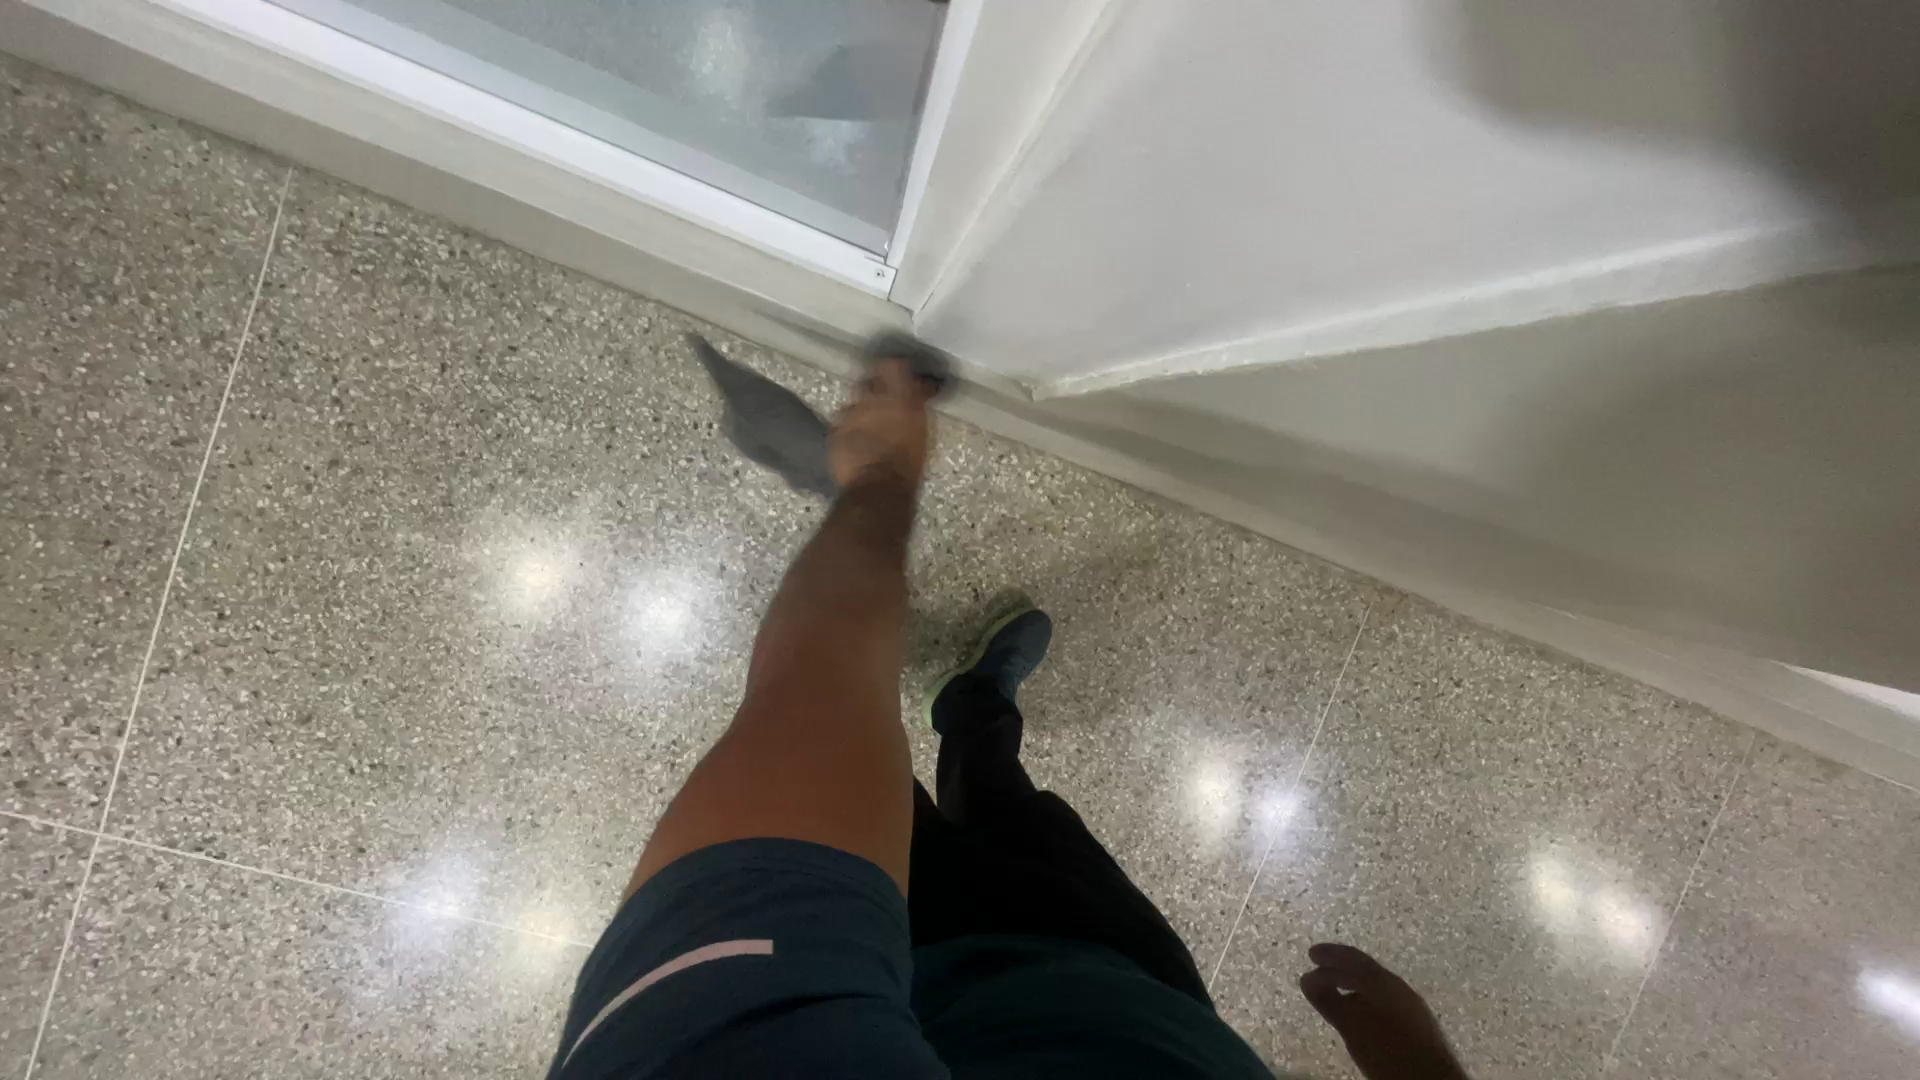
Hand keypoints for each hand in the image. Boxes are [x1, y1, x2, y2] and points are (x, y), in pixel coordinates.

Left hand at [829, 358, 932, 490]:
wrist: (879, 487)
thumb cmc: (909, 462)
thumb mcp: (922, 430)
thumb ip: (916, 404)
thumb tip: (918, 389)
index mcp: (897, 395)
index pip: (892, 366)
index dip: (895, 369)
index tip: (900, 376)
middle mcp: (869, 398)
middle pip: (868, 381)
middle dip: (875, 389)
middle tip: (885, 404)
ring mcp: (848, 414)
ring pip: (853, 403)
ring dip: (861, 411)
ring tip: (869, 428)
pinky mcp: (834, 432)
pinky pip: (842, 423)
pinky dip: (849, 429)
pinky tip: (857, 442)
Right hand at [1299, 943, 1469, 1079]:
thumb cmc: (1388, 1049)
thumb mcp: (1351, 1025)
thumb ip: (1328, 1000)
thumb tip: (1306, 979)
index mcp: (1383, 981)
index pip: (1352, 957)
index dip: (1330, 954)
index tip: (1311, 955)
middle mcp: (1399, 988)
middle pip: (1364, 972)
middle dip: (1338, 972)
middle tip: (1317, 975)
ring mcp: (1412, 1009)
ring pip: (1375, 990)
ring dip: (1352, 989)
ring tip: (1334, 998)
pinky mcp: (1418, 1029)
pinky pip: (1385, 1004)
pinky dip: (1366, 1003)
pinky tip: (1360, 1019)